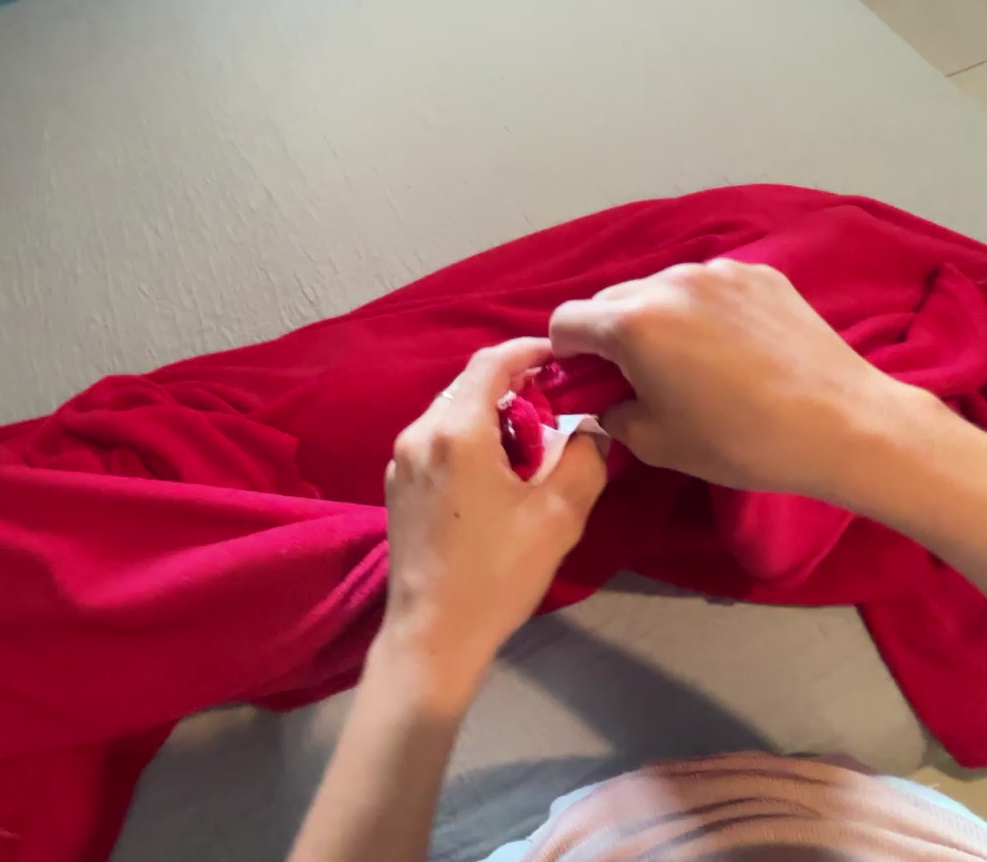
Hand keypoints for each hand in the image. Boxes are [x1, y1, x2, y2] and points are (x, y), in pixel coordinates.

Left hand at [379, 338, 606, 700]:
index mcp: (456, 431)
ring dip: (490, 413)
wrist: (432, 634)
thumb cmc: (497, 575)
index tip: (561, 360)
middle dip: (514, 386)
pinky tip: (491, 471)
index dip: (529, 351)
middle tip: (554, 411)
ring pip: (451, 409)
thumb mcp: (558, 516)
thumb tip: (591, 428)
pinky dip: (467, 436)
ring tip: (527, 446)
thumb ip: (583, 458)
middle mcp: (420, 432)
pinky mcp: (395, 481)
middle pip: (469, 383)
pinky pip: (436, 437)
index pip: (491, 362)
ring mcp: (401, 457)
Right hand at [547, 259, 933, 505]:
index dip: (566, 354)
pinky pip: (705, 286)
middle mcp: (667, 283)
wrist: (845, 426)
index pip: (564, 321)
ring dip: (654, 318)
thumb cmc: (740, 441)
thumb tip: (605, 399)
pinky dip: (700, 310)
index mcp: (632, 323)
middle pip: (608, 300)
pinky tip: (733, 345)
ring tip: (692, 358)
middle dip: (608, 334)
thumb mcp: (655, 444)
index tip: (588, 380)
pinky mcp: (757, 272)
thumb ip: (609, 413)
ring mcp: (716, 272)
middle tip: (638, 374)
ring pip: (657, 289)